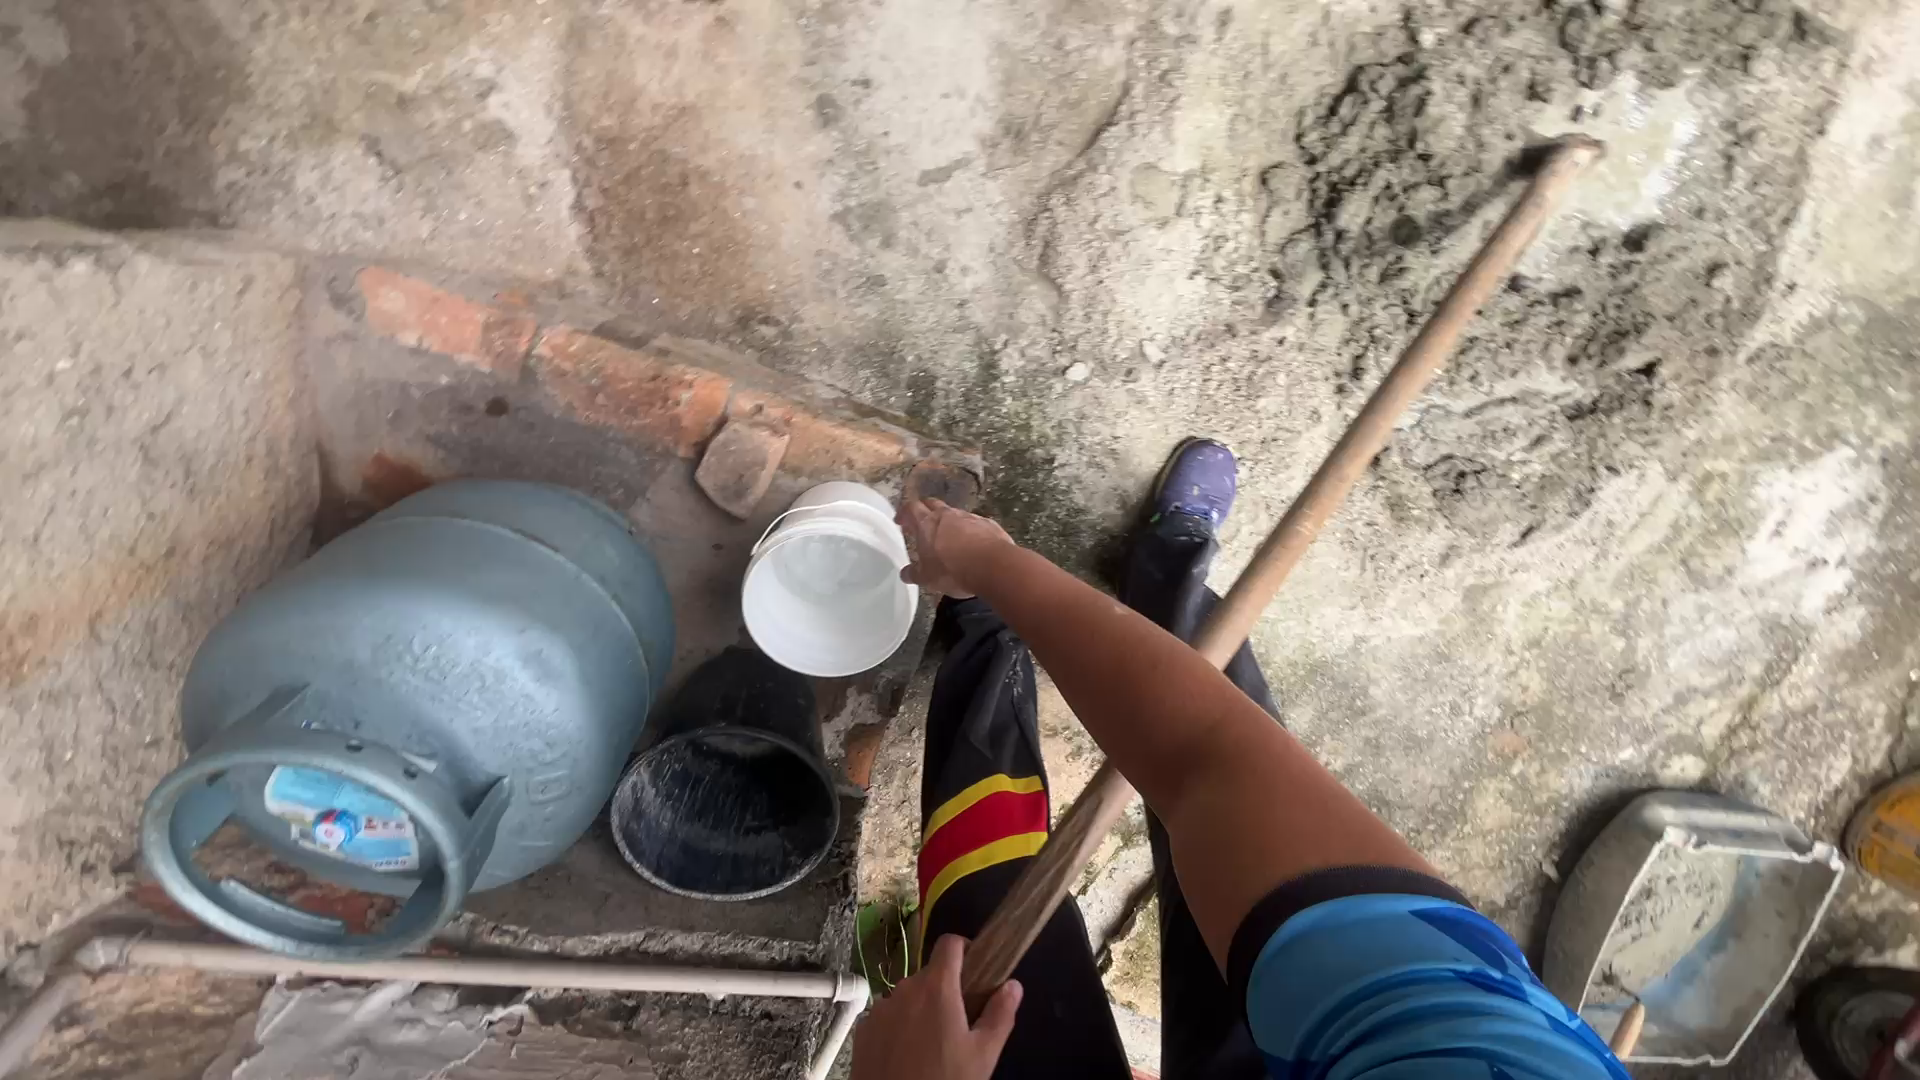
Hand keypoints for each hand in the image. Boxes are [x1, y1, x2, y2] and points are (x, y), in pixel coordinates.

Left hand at [850, 935, 1022, 1079]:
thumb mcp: (982, 1056)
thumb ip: (1000, 1015)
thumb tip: (1013, 984)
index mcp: (936, 986)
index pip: (950, 943)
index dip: (964, 949)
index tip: (974, 970)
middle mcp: (905, 987)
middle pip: (930, 974)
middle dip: (944, 990)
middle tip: (957, 1023)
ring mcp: (881, 1008)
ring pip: (907, 996)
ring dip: (920, 1009)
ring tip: (930, 1045)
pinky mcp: (863, 1029)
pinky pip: (887, 1016)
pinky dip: (897, 1026)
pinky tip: (905, 1056)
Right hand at [895, 499, 1014, 598]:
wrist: (992, 565)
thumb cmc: (951, 570)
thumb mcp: (927, 578)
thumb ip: (914, 573)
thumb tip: (905, 573)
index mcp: (927, 523)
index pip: (911, 509)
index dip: (904, 513)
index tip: (900, 521)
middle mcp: (947, 514)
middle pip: (932, 504)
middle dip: (925, 510)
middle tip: (922, 523)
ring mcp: (970, 517)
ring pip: (955, 514)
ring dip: (949, 521)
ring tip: (948, 537)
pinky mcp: (989, 524)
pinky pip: (975, 524)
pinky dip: (970, 531)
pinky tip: (973, 544)